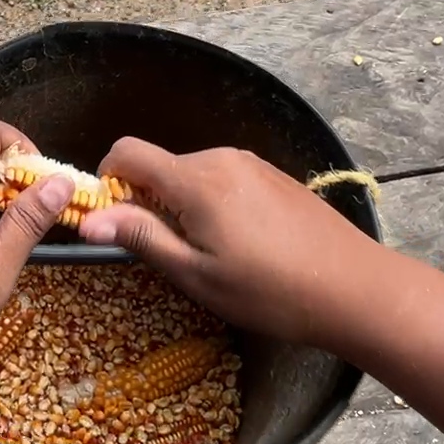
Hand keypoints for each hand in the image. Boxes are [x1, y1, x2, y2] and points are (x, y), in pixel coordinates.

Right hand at [76, 138, 380, 348]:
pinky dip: (210, 203)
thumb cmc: (271, 291)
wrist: (357, 288)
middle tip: (173, 254)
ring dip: (180, 205)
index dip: (107, 181)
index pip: (126, 152)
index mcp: (195, 179)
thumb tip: (87, 220)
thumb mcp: (197, 274)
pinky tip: (243, 242)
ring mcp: (250, 162)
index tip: (117, 221)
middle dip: (148, 202)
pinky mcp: (271, 173)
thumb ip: (141, 238)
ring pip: (189, 174)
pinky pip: (220, 178)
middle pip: (158, 166)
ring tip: (213, 253)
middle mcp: (219, 158)